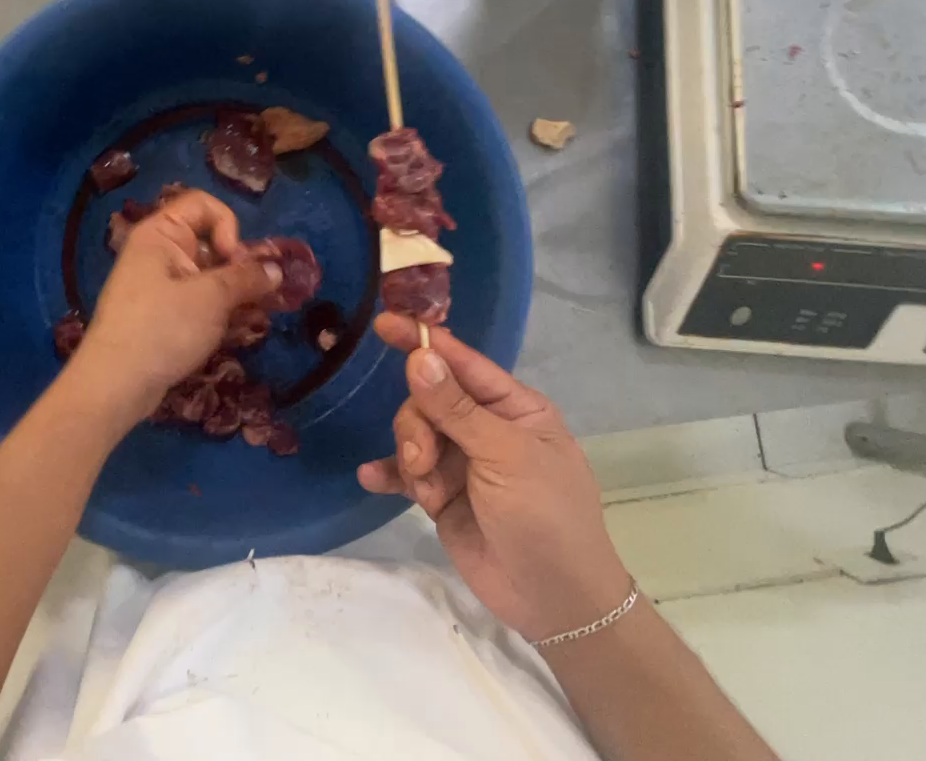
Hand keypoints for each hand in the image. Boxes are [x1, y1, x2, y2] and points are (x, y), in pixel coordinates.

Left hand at [67, 190, 280, 428]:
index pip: (203, 205)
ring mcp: (161, 287)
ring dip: (238, 292)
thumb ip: (247, 279)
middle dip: (241, 266)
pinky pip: (201, 303)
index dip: (227, 226)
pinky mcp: (165, 317)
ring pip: (210, 277)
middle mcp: (159, 254)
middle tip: (264, 293)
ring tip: (263, 313)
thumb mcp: (211, 299)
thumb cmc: (162, 328)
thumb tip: (277, 269)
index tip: (234, 260)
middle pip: (210, 243)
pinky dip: (223, 311)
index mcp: (160, 234)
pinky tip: (246, 329)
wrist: (117, 384)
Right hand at [358, 314, 632, 641]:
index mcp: (514, 408)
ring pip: (414, 434)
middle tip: (422, 458)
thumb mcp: (505, 456)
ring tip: (423, 486)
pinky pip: (406, 473)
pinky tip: (371, 478)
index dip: (424, 342)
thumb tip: (419, 356)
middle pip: (429, 400)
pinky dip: (390, 474)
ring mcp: (462, 463)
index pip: (462, 362)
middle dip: (418, 424)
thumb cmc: (545, 515)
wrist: (554, 601)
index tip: (383, 324)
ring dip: (410, 456)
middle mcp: (485, 428)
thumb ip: (456, 408)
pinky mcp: (442, 495)